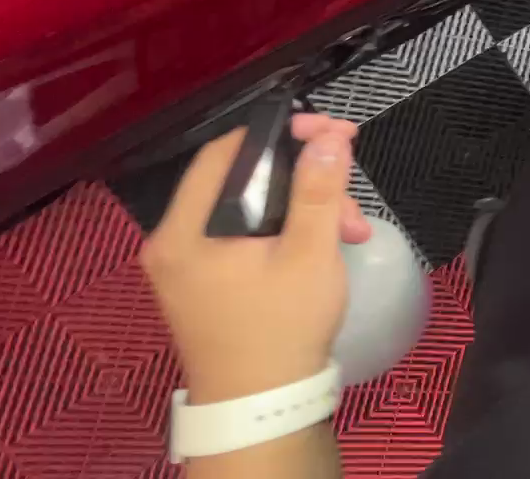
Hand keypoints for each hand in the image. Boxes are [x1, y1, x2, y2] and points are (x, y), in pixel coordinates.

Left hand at [140, 113, 371, 403]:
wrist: (264, 399)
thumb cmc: (282, 322)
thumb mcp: (310, 251)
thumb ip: (318, 189)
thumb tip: (329, 135)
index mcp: (187, 231)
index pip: (225, 152)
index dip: (280, 131)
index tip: (332, 130)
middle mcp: (178, 240)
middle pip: (246, 177)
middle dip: (308, 174)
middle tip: (351, 178)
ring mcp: (192, 260)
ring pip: (257, 204)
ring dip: (310, 203)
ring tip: (351, 225)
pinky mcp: (211, 275)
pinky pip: (254, 229)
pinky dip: (294, 226)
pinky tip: (332, 238)